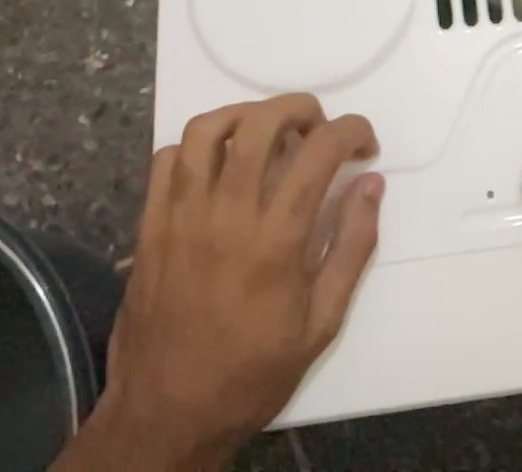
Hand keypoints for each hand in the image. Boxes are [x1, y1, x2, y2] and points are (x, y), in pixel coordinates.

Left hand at [54, 95, 381, 471]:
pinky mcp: (150, 225)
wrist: (166, 414)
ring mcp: (181, 216)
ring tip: (268, 132)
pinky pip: (168, 159)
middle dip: (300, 108)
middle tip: (319, 127)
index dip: (351, 131)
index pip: (319, 152)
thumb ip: (353, 247)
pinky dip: (198, 145)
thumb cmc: (253, 372)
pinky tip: (219, 164)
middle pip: (261, 124)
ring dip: (246, 115)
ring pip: (208, 130)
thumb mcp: (322, 323)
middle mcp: (227, 214)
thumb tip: (372, 184)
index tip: (365, 145)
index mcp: (276, 239)